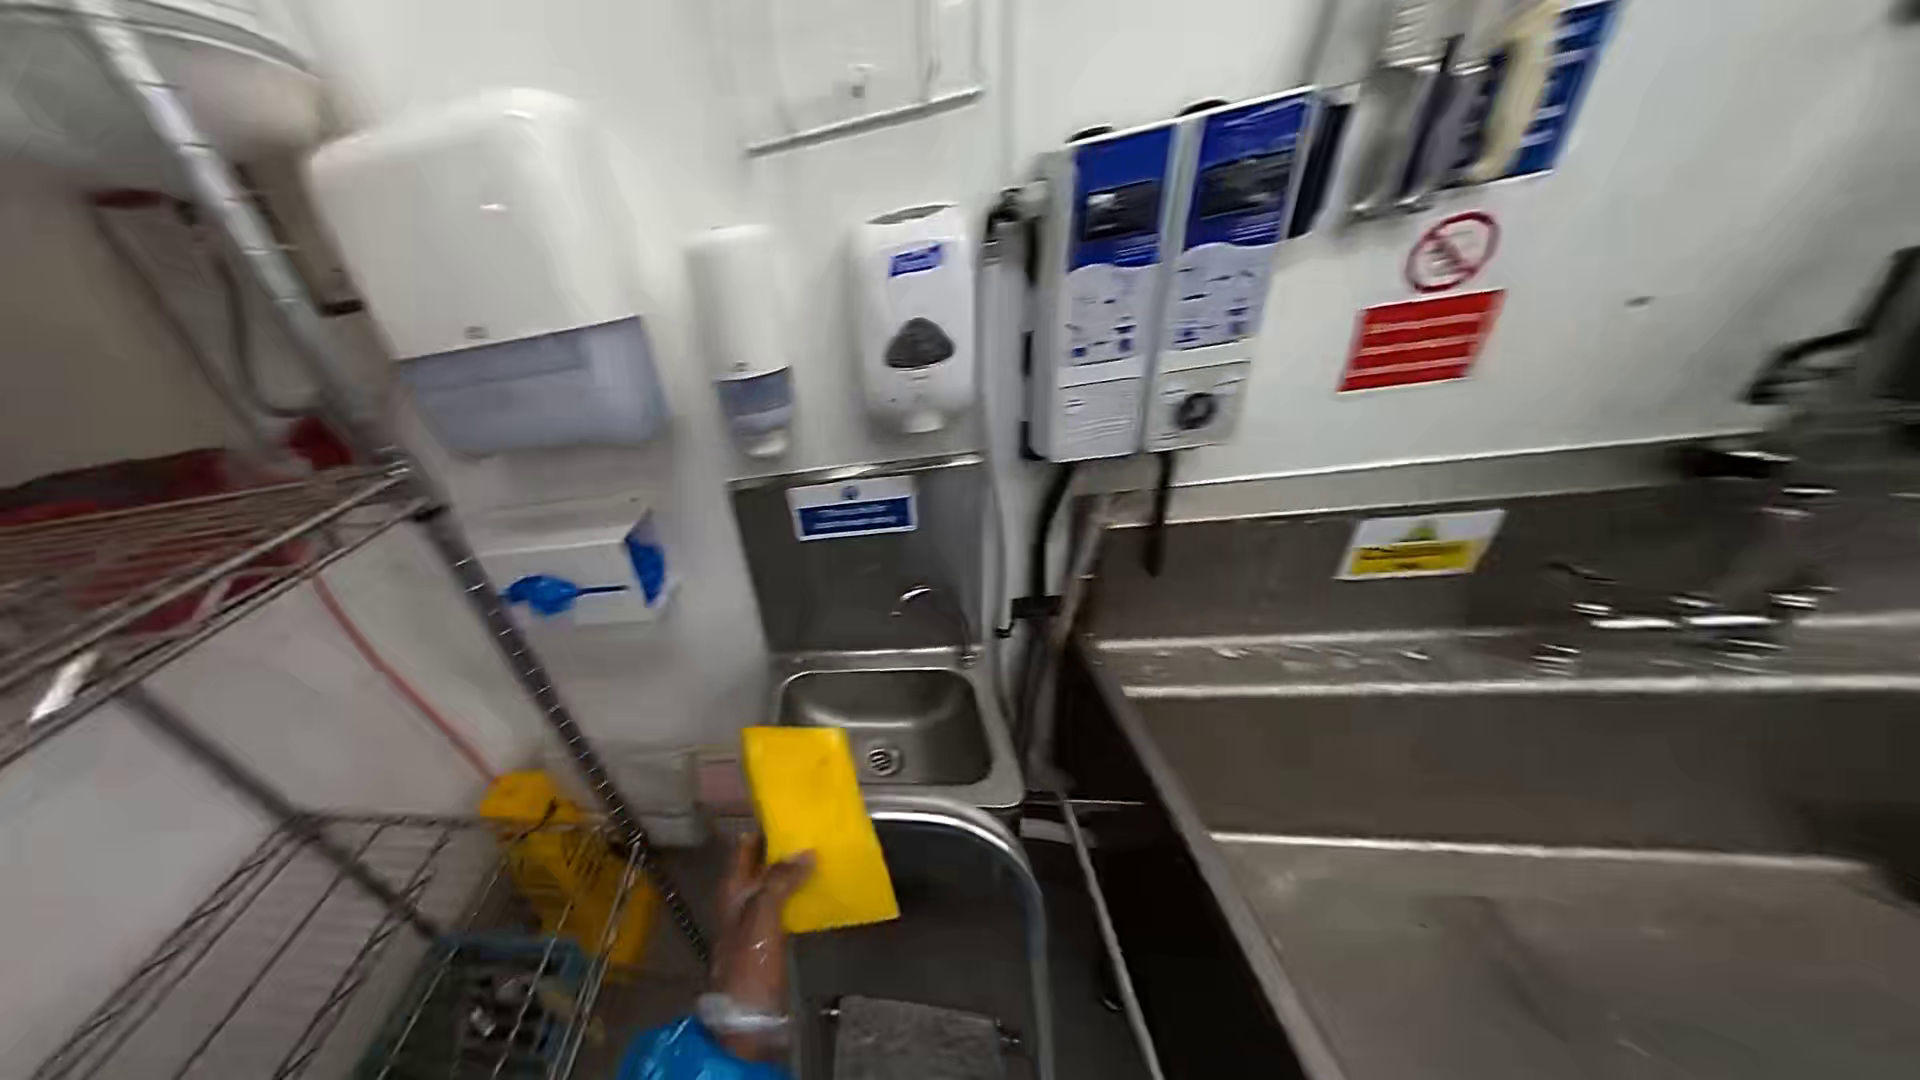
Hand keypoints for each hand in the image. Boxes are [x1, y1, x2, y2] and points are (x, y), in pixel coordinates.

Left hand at [709, 832, 812, 1061]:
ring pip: (778, 883)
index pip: (744, 847)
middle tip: (815, 829)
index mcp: (732, 891)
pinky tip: (822, 887)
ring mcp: (756, 920)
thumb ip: (779, 881)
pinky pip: (789, 903)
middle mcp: (742, 900)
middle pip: (764, 864)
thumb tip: (805, 852)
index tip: (790, 811)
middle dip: (786, 847)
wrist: (748, 1022)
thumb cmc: (749, 964)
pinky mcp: (773, 938)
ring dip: (797, 869)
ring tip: (824, 852)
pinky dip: (803, 891)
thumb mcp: (761, 916)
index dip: (763, 827)